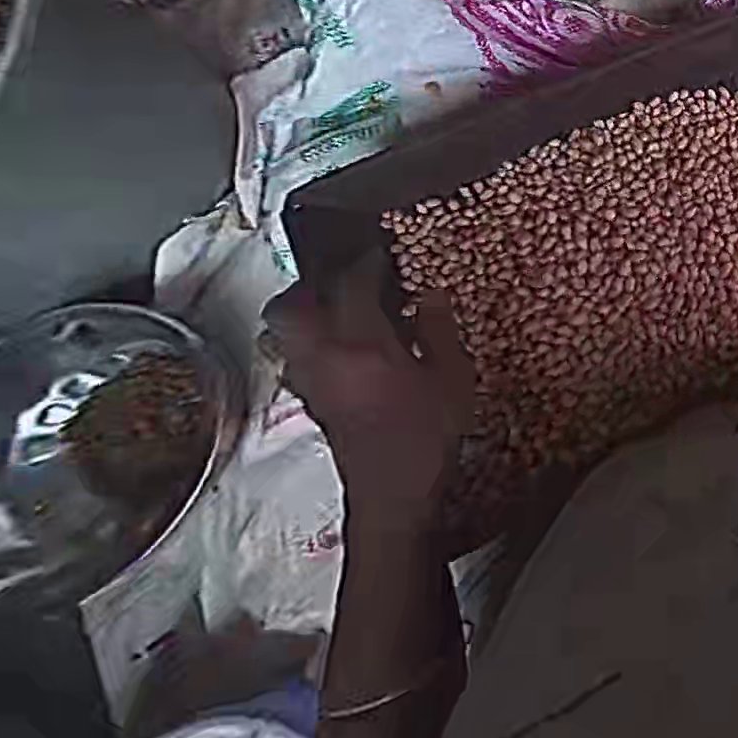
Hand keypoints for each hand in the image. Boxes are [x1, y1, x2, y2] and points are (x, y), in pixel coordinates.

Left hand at [265, 253, 475, 531]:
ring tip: (347, 307)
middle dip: (315, 284)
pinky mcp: (307, 397)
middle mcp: (322, 356)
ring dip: (307, 310)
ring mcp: (308, 379)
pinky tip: (350, 342)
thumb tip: (430, 294)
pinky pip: (297, 352)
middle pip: (291, 305)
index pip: (351, 287)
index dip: (366, 263)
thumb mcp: (453, 373)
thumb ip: (438, 329)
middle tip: (351, 278)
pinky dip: (313, 335)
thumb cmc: (431, 427)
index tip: (382, 251)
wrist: (394, 486)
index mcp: (362, 345)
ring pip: (284, 330)